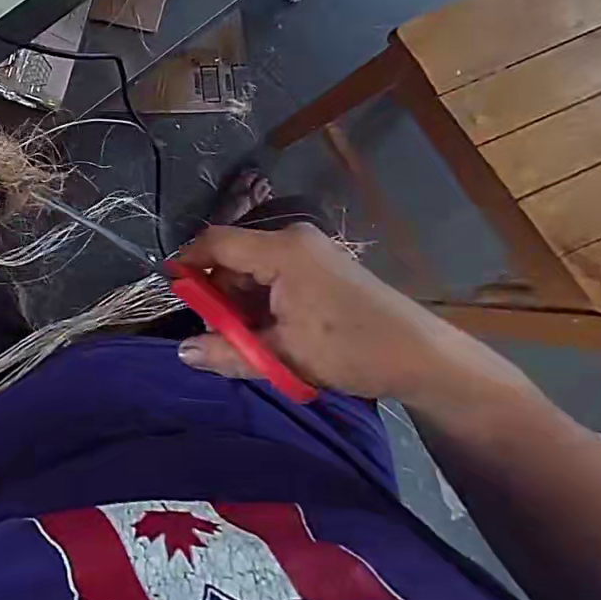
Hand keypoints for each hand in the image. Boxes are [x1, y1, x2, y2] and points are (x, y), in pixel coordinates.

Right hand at [173, 223, 532, 408]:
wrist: (427, 359)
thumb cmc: (352, 349)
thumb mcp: (283, 356)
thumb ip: (228, 352)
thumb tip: (182, 352)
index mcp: (282, 250)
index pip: (215, 242)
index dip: (187, 264)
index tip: (173, 294)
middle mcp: (293, 240)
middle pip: (233, 256)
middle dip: (217, 294)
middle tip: (218, 333)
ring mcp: (310, 250)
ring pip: (252, 267)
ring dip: (241, 301)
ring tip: (248, 339)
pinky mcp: (322, 265)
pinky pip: (274, 272)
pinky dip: (262, 299)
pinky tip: (270, 330)